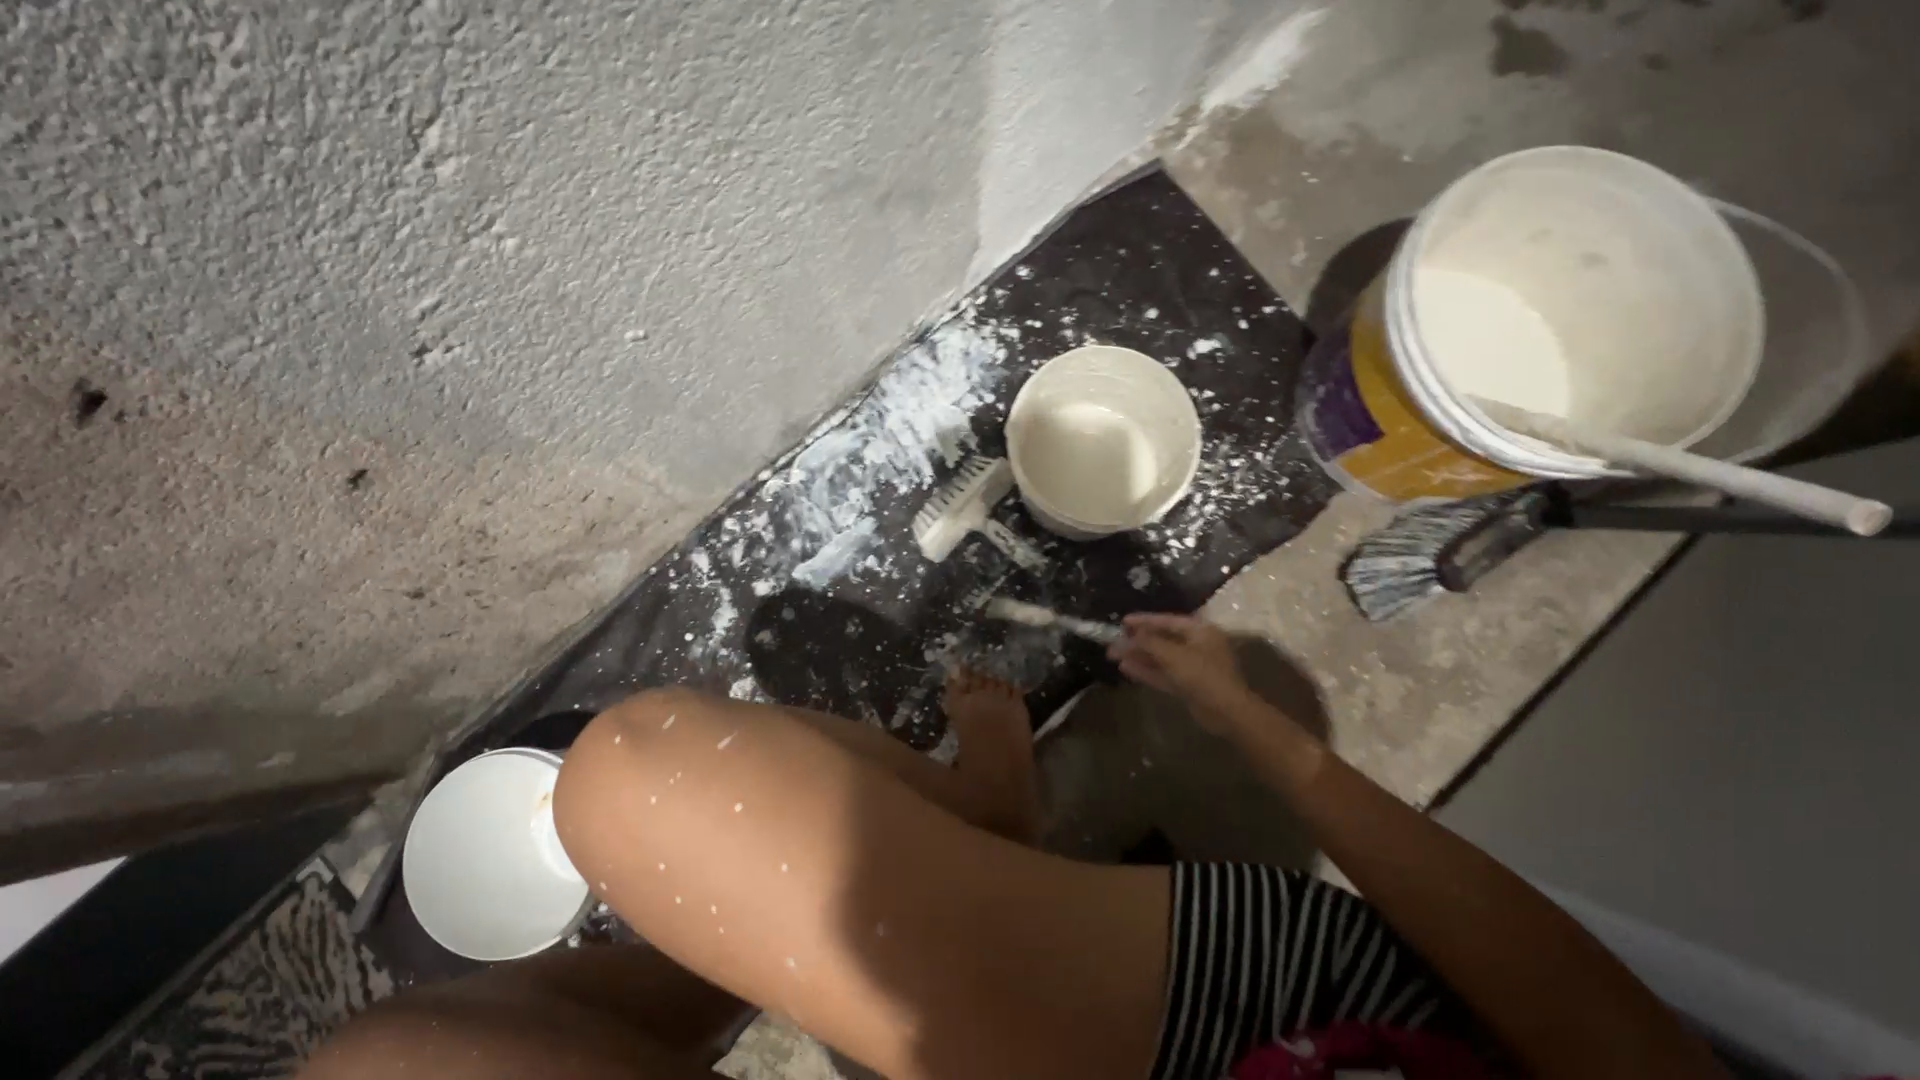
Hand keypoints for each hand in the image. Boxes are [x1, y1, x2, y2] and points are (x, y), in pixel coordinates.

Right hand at [1108, 613, 1256, 724]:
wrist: (1226, 712)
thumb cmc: (1203, 675)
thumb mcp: (1173, 655)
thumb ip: (1148, 643)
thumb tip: (1127, 636)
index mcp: (1200, 631)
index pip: (1168, 620)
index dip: (1144, 620)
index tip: (1123, 621)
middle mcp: (1197, 646)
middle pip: (1163, 639)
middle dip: (1138, 641)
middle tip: (1114, 640)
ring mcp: (1192, 667)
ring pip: (1161, 658)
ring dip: (1139, 656)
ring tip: (1114, 655)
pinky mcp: (1187, 686)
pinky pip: (1163, 674)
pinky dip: (1146, 671)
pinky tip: (1126, 668)